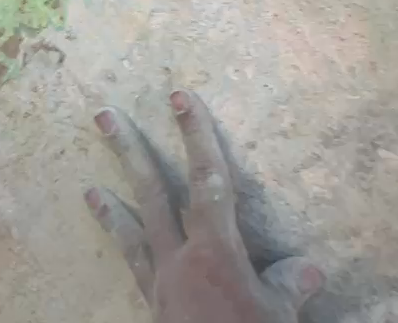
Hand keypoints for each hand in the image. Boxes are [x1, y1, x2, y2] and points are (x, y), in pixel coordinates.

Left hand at [86, 91, 322, 322]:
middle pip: (151, 192)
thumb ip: (289, 289)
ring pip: (132, 231)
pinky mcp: (153, 308)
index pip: (208, 181)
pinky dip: (125, 254)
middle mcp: (179, 260)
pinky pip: (134, 271)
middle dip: (129, 150)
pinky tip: (117, 247)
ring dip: (111, 204)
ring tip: (88, 187)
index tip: (180, 97)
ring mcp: (160, 285)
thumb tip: (309, 266)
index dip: (197, 136)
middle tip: (102, 114)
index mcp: (215, 254)